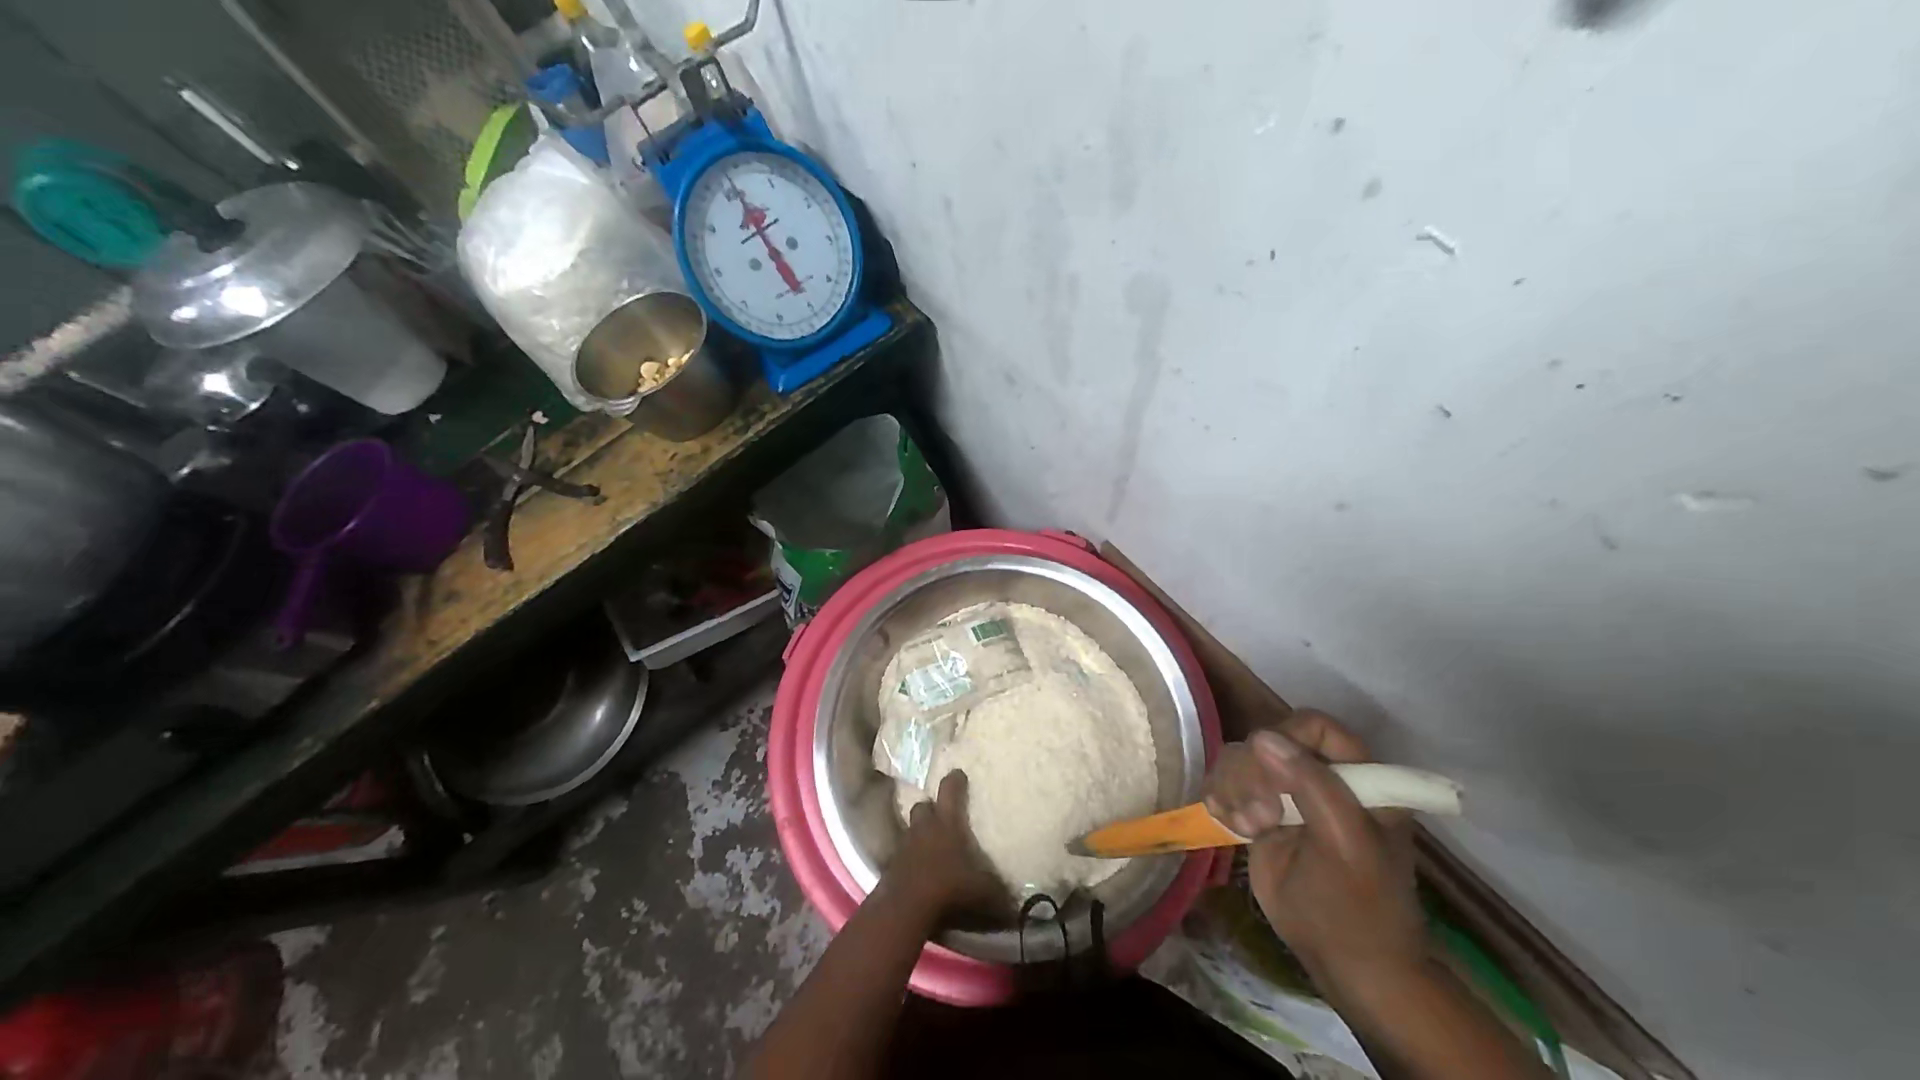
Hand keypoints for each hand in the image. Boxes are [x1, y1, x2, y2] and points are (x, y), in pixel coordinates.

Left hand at [880, 770, 1005, 920]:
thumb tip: (1015, 904)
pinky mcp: (890, 868)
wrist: (908, 909)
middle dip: (930, 808)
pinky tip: (917, 871)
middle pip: (923, 807)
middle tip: (940, 814)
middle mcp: (923, 829)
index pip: (950, 792)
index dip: (954, 781)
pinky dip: (908, 860)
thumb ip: (1000, 894)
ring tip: (928, 845)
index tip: (958, 773)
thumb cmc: (951, 888)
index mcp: (947, 825)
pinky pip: (900, 856)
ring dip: (918, 834)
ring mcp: (904, 848)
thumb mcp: (985, 893)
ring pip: (909, 830)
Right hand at [1204, 710, 1425, 992]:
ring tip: (1248, 825)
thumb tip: (1262, 736)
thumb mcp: (1345, 842)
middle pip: (1268, 740)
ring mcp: (1286, 795)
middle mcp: (1319, 776)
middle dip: (1254, 773)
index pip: (1314, 726)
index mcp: (1358, 775)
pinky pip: (1225, 784)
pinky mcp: (1257, 814)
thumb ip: (1311, 783)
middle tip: (1262, 817)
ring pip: (1241, 759)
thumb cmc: (1358, 905)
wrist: (1344, 962)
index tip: (1275, 779)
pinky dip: (1219, 798)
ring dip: (1234, 787)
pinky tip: (1229, 823)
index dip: (1287, 740)